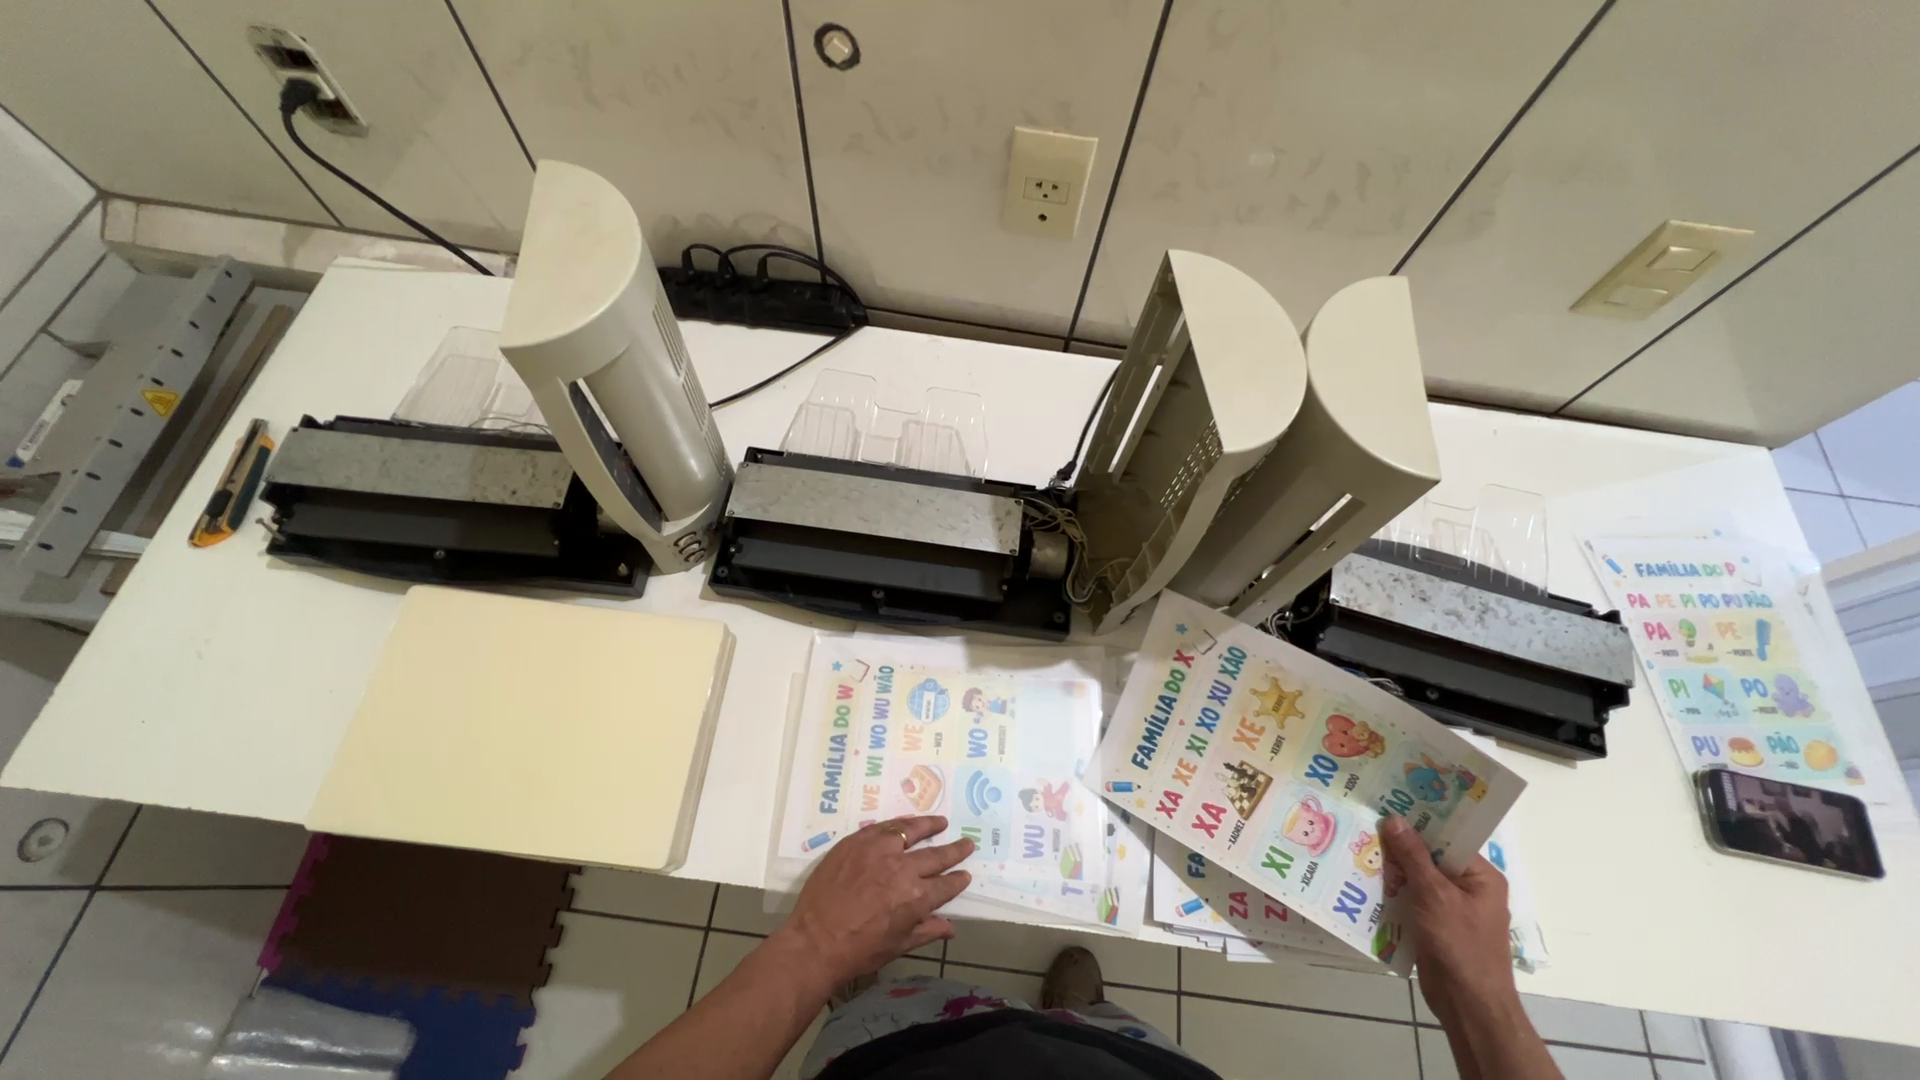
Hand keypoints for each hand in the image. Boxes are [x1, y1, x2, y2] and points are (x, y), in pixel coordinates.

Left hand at [775, 816, 972, 989]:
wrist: (815, 941)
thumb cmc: (858, 951)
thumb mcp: (898, 945)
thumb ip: (926, 931)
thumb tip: (951, 928)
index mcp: (916, 897)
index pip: (946, 885)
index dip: (958, 880)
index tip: (966, 875)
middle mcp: (902, 868)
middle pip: (935, 855)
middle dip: (954, 850)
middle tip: (967, 843)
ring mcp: (878, 850)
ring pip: (910, 831)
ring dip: (929, 826)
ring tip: (941, 822)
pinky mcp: (856, 841)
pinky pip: (883, 827)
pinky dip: (898, 825)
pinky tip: (905, 823)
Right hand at [1380, 814, 1515, 1026]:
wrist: (1468, 1004)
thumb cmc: (1460, 944)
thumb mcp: (1434, 895)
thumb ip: (1413, 856)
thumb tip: (1394, 818)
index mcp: (1480, 876)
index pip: (1447, 838)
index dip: (1418, 822)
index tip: (1386, 805)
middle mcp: (1467, 887)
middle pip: (1428, 856)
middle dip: (1398, 846)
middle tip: (1364, 824)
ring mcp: (1449, 907)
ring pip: (1415, 877)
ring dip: (1390, 869)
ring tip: (1357, 848)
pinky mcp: (1433, 924)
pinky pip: (1409, 898)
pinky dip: (1390, 891)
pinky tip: (1364, 882)